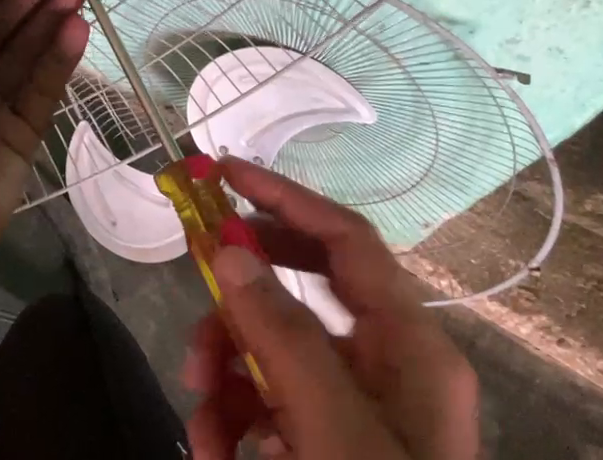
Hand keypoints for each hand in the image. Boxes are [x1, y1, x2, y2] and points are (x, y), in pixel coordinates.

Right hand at [185, 158, 479, 458]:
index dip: (282, 194)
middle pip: (299, 284)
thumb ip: (281, 335)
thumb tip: (231, 248)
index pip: (343, 237)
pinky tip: (214, 446)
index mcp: (408, 345)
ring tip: (200, 414)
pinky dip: (233, 412)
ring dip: (223, 367)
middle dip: (238, 291)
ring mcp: (357, 403)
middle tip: (194, 277)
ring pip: (271, 343)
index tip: (218, 170)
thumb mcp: (331, 429)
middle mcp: (386, 362)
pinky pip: (268, 396)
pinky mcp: (327, 437)